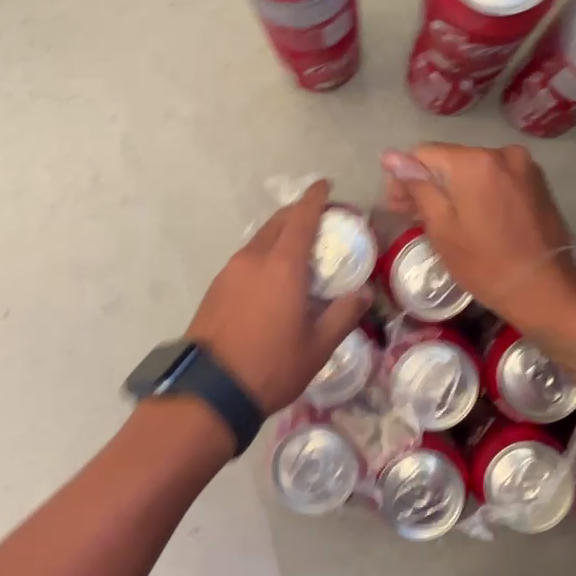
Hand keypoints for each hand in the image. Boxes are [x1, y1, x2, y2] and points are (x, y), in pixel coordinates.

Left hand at [187, 180, 373, 414]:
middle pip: (278, 223)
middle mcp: (254, 259)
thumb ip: (343, 314)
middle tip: (318, 219)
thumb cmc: (271, 366)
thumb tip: (365, 293)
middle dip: (297, 214)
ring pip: (259, 241)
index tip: (325, 186)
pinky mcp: (216, 288)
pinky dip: (263, 255)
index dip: (315, 198)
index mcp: (283, 266)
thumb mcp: (318, 346)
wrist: (210, 390)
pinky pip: (245, 259)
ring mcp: (230, 272)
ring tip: (297, 251)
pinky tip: (272, 278)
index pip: (301, 218)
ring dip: (279, 236)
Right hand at [380, 144, 575, 326]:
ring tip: (444, 221)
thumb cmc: (485, 263)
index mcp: (475, 161)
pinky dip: (479, 192)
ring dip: (454, 189)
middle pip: (451, 160)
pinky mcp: (537, 182)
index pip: (424, 154)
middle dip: (429, 184)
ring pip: (474, 170)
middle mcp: (502, 152)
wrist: (546, 290)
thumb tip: (390, 156)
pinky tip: (474, 218)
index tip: (397, 207)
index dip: (405, 178)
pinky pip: (496, 178)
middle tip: (413, 217)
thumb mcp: (442, 227)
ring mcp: (524, 166)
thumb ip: (417, 187)